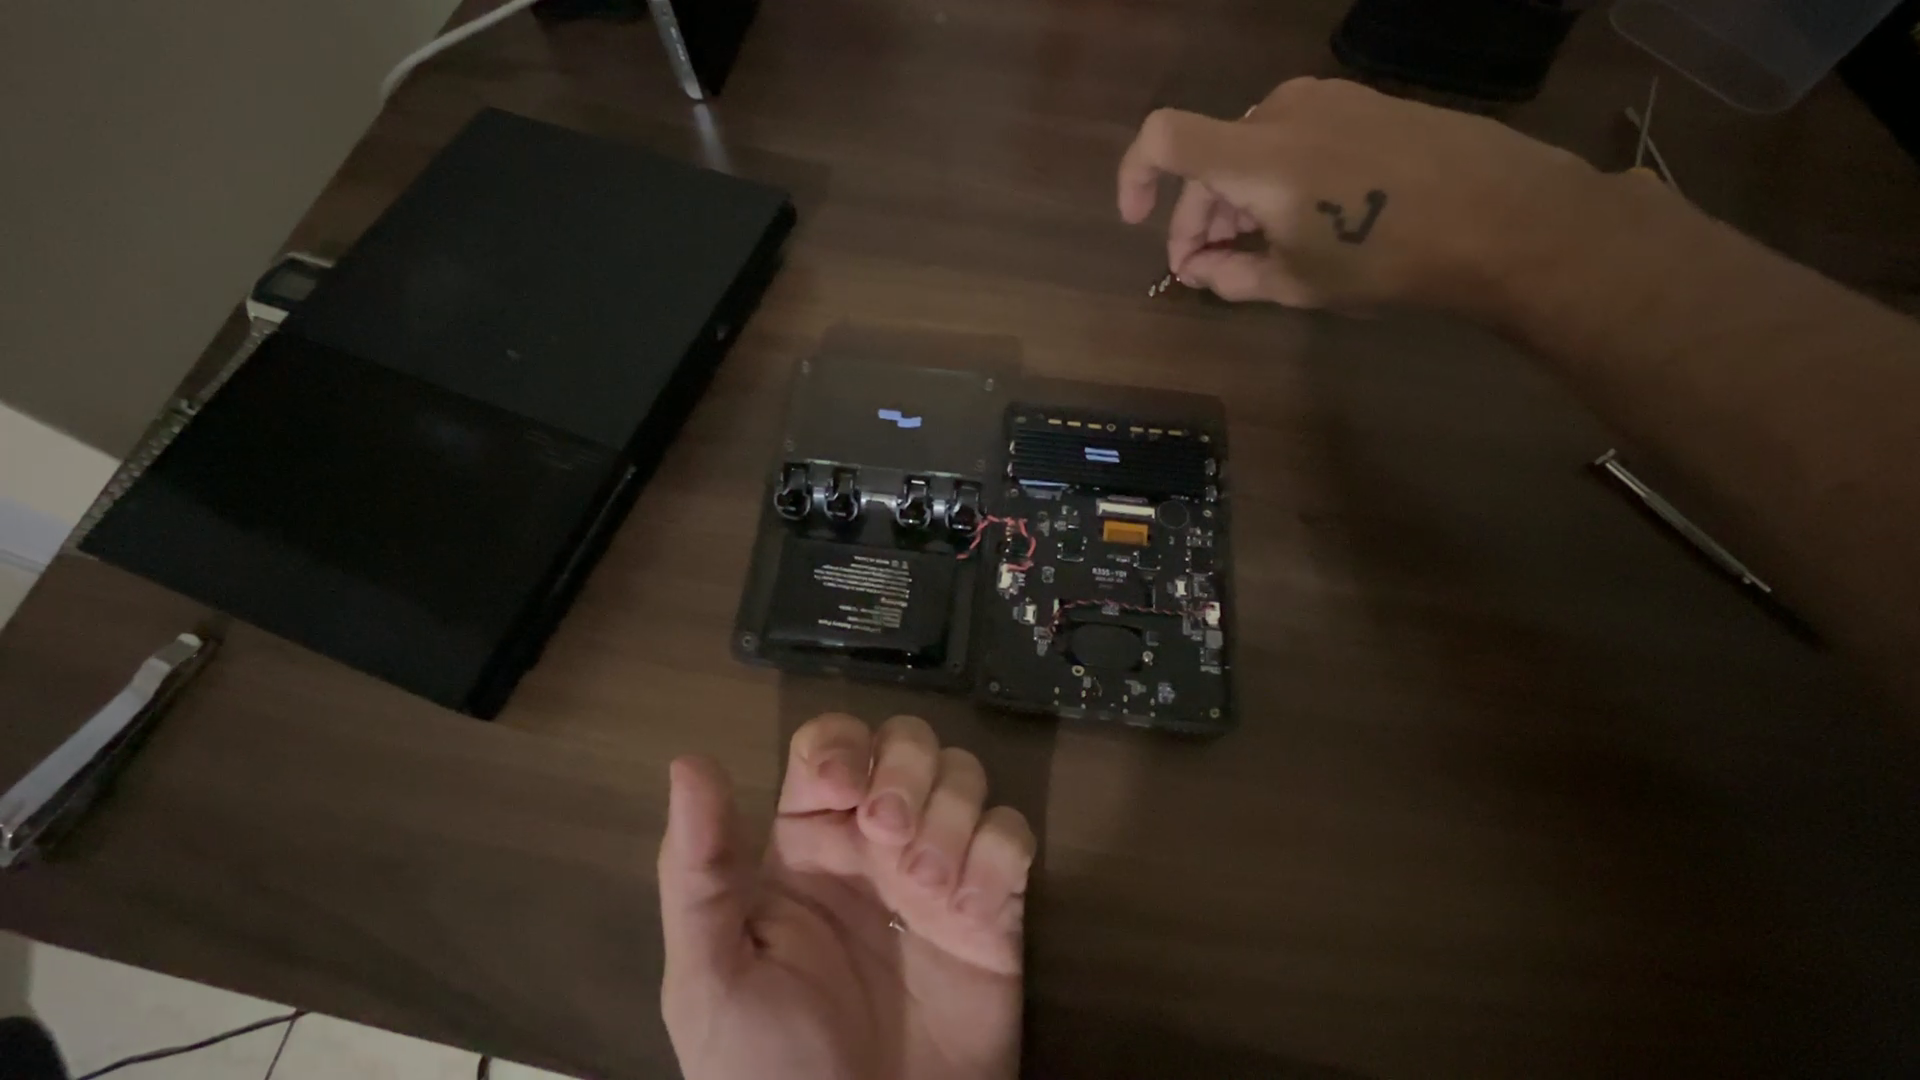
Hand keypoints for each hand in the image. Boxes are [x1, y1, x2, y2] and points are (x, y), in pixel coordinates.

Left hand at [658, 713, 1036, 1079]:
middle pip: (908, 743)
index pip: (831, 743)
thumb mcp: (711, 976)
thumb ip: (697, 870)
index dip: (842, 745)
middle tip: (888, 834)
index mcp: (807, 840)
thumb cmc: (768, 1069)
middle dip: (906, 771)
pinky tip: (970, 908)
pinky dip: (995, 853)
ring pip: (963, 775)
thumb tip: (687, 762)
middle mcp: (874, 841)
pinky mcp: (992, 907)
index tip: (839, 787)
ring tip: (928, 887)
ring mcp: (938, 870)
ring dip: (950, 813)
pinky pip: (1010, 835)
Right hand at [1118, 77, 1603, 310]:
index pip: (1163, 137)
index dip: (1135, 177)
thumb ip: (1230, 276)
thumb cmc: (1385, 259)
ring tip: (1260, 248)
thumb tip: (1197, 270)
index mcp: (1256, 156)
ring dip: (1238, 198)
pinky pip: (1294, 136)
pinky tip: (1305, 217)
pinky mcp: (1365, 104)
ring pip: (1251, 147)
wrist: (1504, 218)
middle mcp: (1283, 112)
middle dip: (1199, 214)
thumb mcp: (1295, 284)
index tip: (1137, 221)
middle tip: (1212, 266)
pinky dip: (1277, 177)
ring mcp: (1329, 100)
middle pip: (1209, 155)